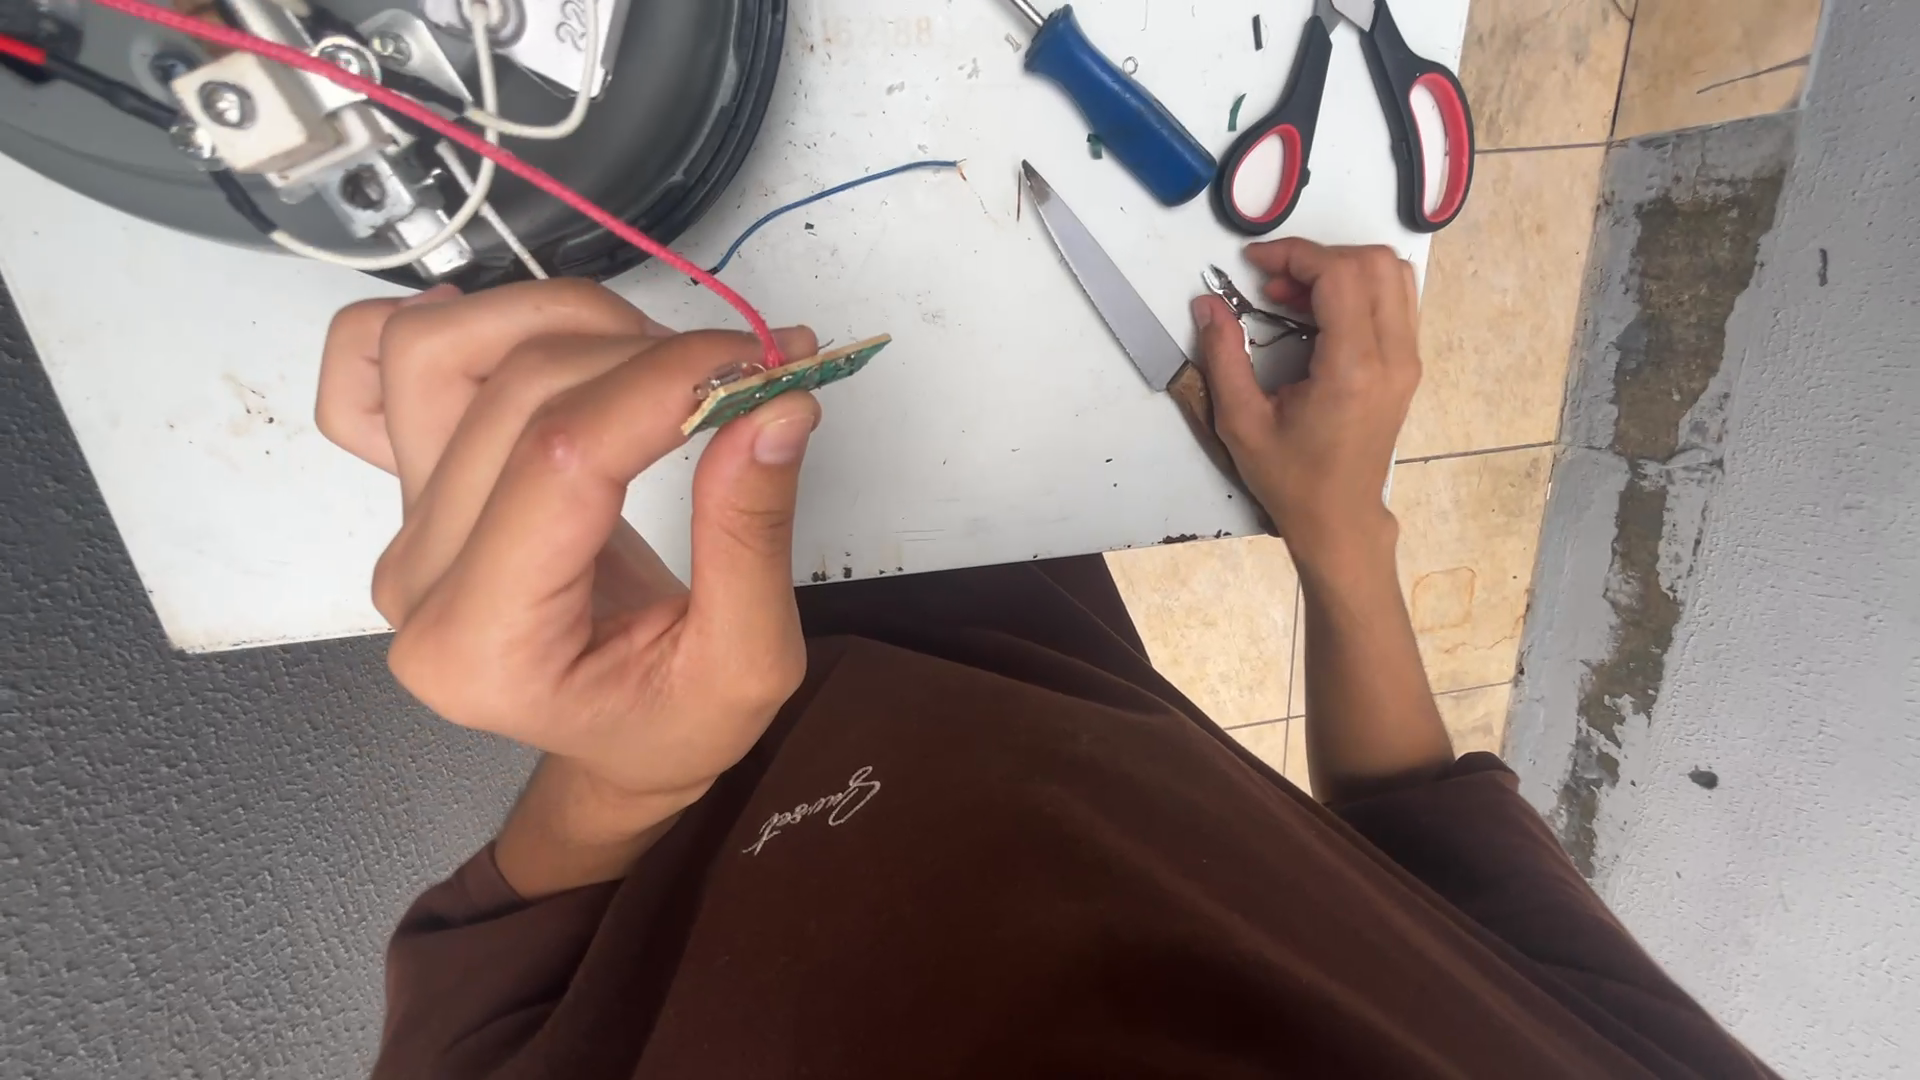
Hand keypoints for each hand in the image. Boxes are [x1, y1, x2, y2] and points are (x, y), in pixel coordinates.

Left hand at [316, 279, 820, 817]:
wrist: (619, 747)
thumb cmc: (683, 724)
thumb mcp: (753, 658)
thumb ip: (753, 535)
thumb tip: (777, 405)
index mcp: (491, 645)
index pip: (564, 459)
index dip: (668, 384)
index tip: (769, 362)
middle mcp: (420, 580)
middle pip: (514, 393)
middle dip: (651, 351)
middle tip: (753, 368)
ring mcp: (405, 531)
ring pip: (436, 353)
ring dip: (568, 323)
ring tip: (666, 359)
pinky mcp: (414, 498)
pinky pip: (372, 371)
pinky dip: (447, 329)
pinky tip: (533, 346)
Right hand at [1190, 239, 1420, 575]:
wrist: (1338, 516)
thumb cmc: (1288, 477)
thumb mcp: (1240, 422)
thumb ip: (1223, 358)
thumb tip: (1207, 305)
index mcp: (1352, 370)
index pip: (1341, 275)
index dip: (1296, 255)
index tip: (1253, 263)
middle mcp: (1392, 356)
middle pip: (1372, 263)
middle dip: (1316, 258)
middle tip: (1269, 283)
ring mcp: (1407, 359)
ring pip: (1391, 275)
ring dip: (1339, 269)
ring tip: (1292, 296)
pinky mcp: (1406, 364)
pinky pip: (1394, 300)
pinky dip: (1356, 289)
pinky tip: (1317, 313)